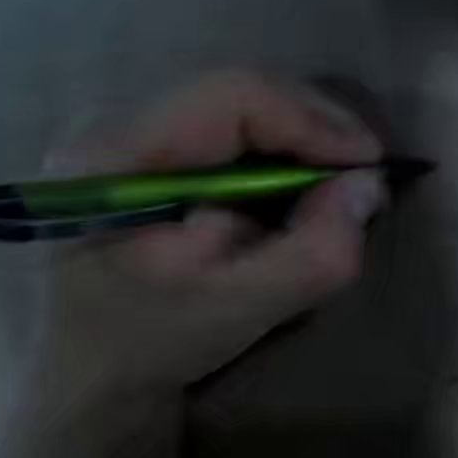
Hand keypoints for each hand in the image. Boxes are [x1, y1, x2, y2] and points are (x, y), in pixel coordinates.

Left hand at [30, 71, 388, 404]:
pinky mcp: (154, 140)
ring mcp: (134, 125)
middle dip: (316, 126)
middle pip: (243, 91)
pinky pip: (236, 122)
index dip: (311, 119)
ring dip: (303, 135)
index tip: (368, 161)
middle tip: (364, 171)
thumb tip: (368, 185)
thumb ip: (312, 253)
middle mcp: (116, 120)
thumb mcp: (240, 310)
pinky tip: (299, 181)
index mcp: (116, 156)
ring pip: (245, 102)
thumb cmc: (152, 342)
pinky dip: (283, 146)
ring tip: (337, 178)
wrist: (89, 366)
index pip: (232, 97)